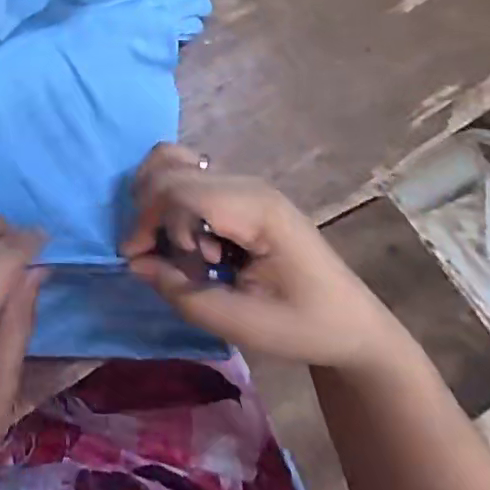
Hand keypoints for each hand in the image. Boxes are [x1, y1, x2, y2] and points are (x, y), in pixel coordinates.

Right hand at [121, 144, 404, 369]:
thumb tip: (136, 262)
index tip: (136, 258)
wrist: (353, 324)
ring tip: (164, 241)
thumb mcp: (242, 323)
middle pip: (173, 169)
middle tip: (149, 254)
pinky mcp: (239, 193)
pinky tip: (183, 238)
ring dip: (158, 199)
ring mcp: (244, 184)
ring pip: (177, 163)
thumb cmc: (304, 326)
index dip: (150, 220)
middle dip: (149, 210)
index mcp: (256, 210)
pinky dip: (171, 200)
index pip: (182, 191)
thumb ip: (182, 292)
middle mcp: (247, 184)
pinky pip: (190, 178)